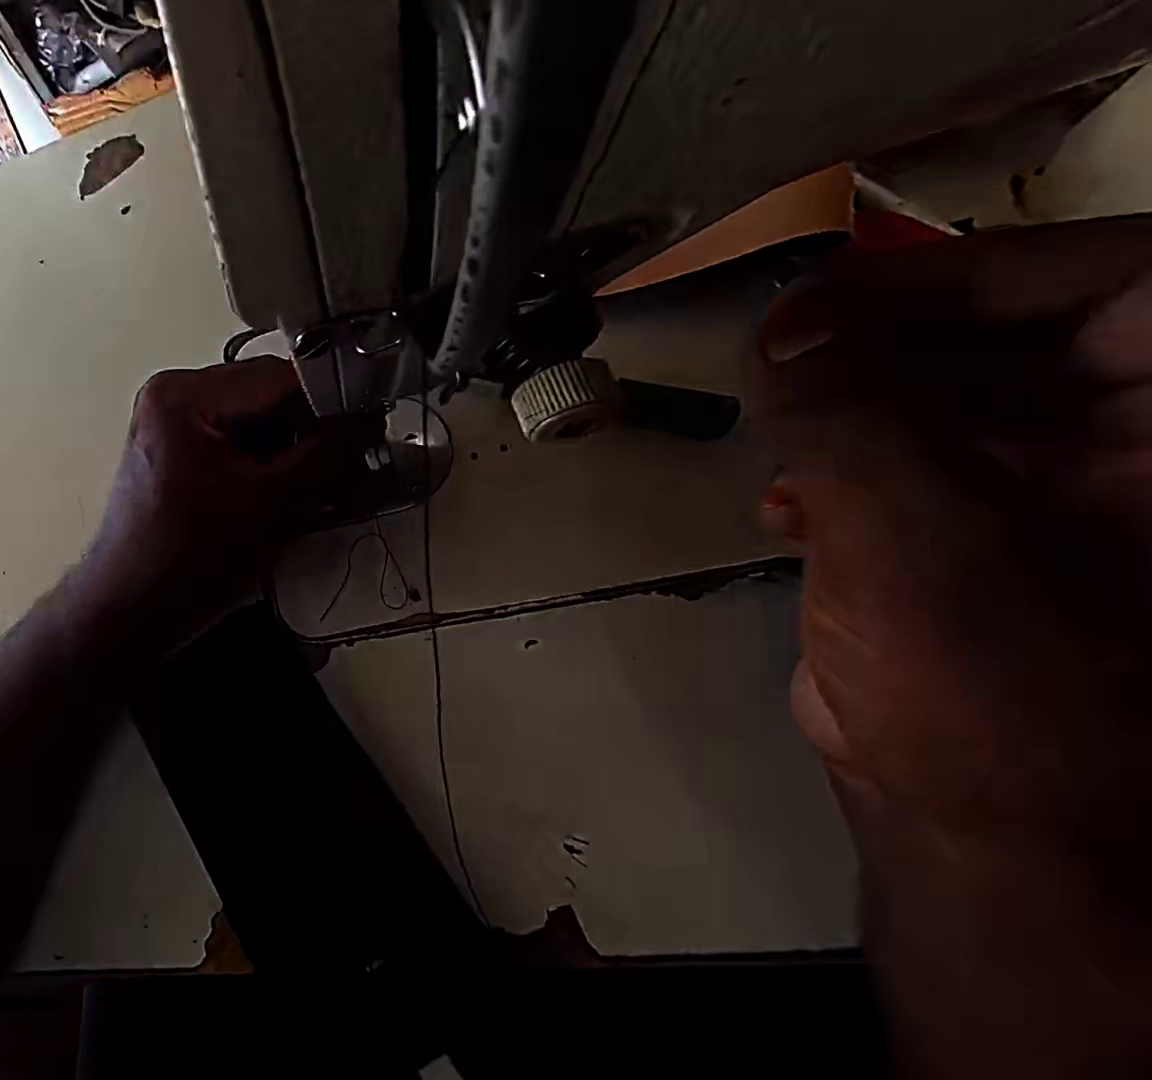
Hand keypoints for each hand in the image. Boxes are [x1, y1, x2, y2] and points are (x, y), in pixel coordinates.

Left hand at [74, 356, 376, 650]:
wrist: (129, 614)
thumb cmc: (191, 562)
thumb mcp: (273, 505)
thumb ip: (328, 455)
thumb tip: (370, 417)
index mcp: (185, 394)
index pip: (281, 377)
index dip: (335, 401)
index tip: (376, 428)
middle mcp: (173, 397)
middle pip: (267, 398)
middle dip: (312, 432)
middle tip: (354, 467)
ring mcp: (171, 426)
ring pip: (255, 424)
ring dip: (292, 453)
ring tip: (321, 489)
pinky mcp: (176, 455)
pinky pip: (235, 445)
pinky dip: (266, 467)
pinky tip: (287, 497)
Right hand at [756, 219, 1151, 849]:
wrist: (998, 839)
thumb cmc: (1009, 691)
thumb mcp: (918, 538)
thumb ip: (850, 420)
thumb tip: (780, 333)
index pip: (1115, 281)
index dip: (950, 278)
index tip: (813, 304)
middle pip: (1013, 339)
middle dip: (873, 355)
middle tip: (770, 368)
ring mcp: (1074, 500)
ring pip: (948, 405)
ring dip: (842, 421)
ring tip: (771, 450)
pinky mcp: (988, 546)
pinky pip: (913, 471)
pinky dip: (838, 479)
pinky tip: (783, 512)